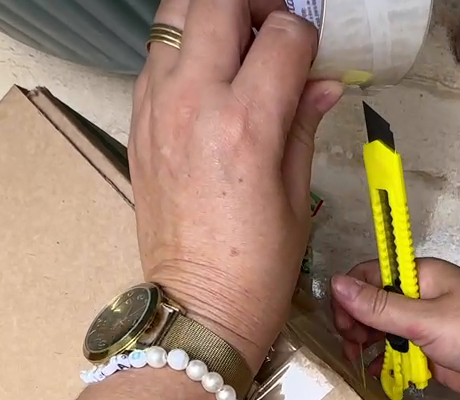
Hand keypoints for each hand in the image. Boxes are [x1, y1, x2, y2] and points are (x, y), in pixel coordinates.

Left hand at [130, 0, 343, 368]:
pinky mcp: (137, 121)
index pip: (282, 37)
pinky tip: (211, 80)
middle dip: (257, 3)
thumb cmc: (257, 270)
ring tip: (242, 45)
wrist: (199, 309)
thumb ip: (304, 126)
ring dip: (214, 15)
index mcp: (245, 126)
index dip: (307, 35)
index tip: (316, 51)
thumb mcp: (298, 200)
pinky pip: (157, 54)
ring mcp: (156, 107)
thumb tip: (322, 82)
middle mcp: (194, 102)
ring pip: (176, 12)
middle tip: (278, 29)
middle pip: (219, 0)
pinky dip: (186, 48)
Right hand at [329, 259, 459, 399]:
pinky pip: (405, 357)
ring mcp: (432, 329)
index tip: (340, 324)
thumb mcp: (427, 319)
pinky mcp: (439, 357)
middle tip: (352, 349)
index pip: (372, 274)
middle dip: (358, 325)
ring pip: (388, 333)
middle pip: (376, 305)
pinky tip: (379, 377)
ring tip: (361, 364)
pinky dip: (390, 365)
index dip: (350, 296)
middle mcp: (425, 297)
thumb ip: (380, 307)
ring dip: (371, 347)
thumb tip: (336, 283)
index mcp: (423, 275)